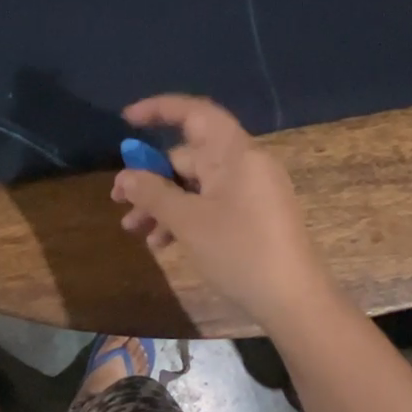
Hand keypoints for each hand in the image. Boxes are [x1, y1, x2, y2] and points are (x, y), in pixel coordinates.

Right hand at [111, 95, 326, 324]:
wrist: (293, 300)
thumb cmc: (239, 252)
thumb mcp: (188, 222)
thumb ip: (152, 194)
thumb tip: (125, 176)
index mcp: (235, 154)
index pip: (194, 113)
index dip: (159, 110)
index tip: (126, 121)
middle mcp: (244, 165)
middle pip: (188, 157)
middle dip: (150, 178)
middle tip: (118, 204)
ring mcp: (250, 192)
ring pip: (195, 186)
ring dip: (162, 204)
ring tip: (135, 231)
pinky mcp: (251, 216)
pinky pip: (210, 205)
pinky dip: (184, 217)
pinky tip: (163, 244)